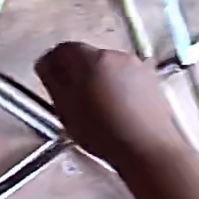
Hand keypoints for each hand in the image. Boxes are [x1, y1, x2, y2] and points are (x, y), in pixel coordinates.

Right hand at [35, 42, 186, 167]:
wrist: (148, 149)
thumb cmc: (102, 133)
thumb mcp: (66, 110)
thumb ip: (52, 81)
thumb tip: (46, 64)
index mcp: (91, 59)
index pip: (64, 49)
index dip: (53, 63)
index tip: (49, 78)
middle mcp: (116, 55)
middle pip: (88, 57)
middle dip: (77, 73)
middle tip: (71, 98)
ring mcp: (137, 66)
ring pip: (108, 67)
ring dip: (98, 80)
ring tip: (95, 108)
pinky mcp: (152, 80)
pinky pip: (126, 78)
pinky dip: (117, 88)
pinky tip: (116, 111)